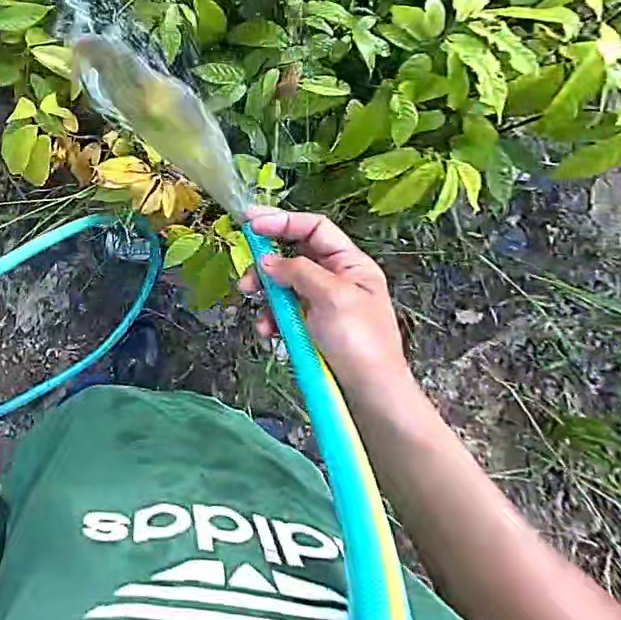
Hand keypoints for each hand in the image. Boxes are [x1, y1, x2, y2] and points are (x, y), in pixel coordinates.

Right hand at [237, 207, 410, 392]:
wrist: (374, 398)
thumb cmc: (360, 342)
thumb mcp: (332, 298)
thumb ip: (299, 272)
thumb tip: (267, 260)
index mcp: (351, 263)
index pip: (314, 228)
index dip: (282, 221)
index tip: (250, 223)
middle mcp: (337, 278)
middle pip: (294, 255)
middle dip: (267, 263)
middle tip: (247, 277)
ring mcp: (324, 304)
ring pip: (285, 285)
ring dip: (266, 293)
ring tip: (253, 306)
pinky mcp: (313, 328)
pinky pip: (285, 313)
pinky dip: (272, 318)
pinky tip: (266, 331)